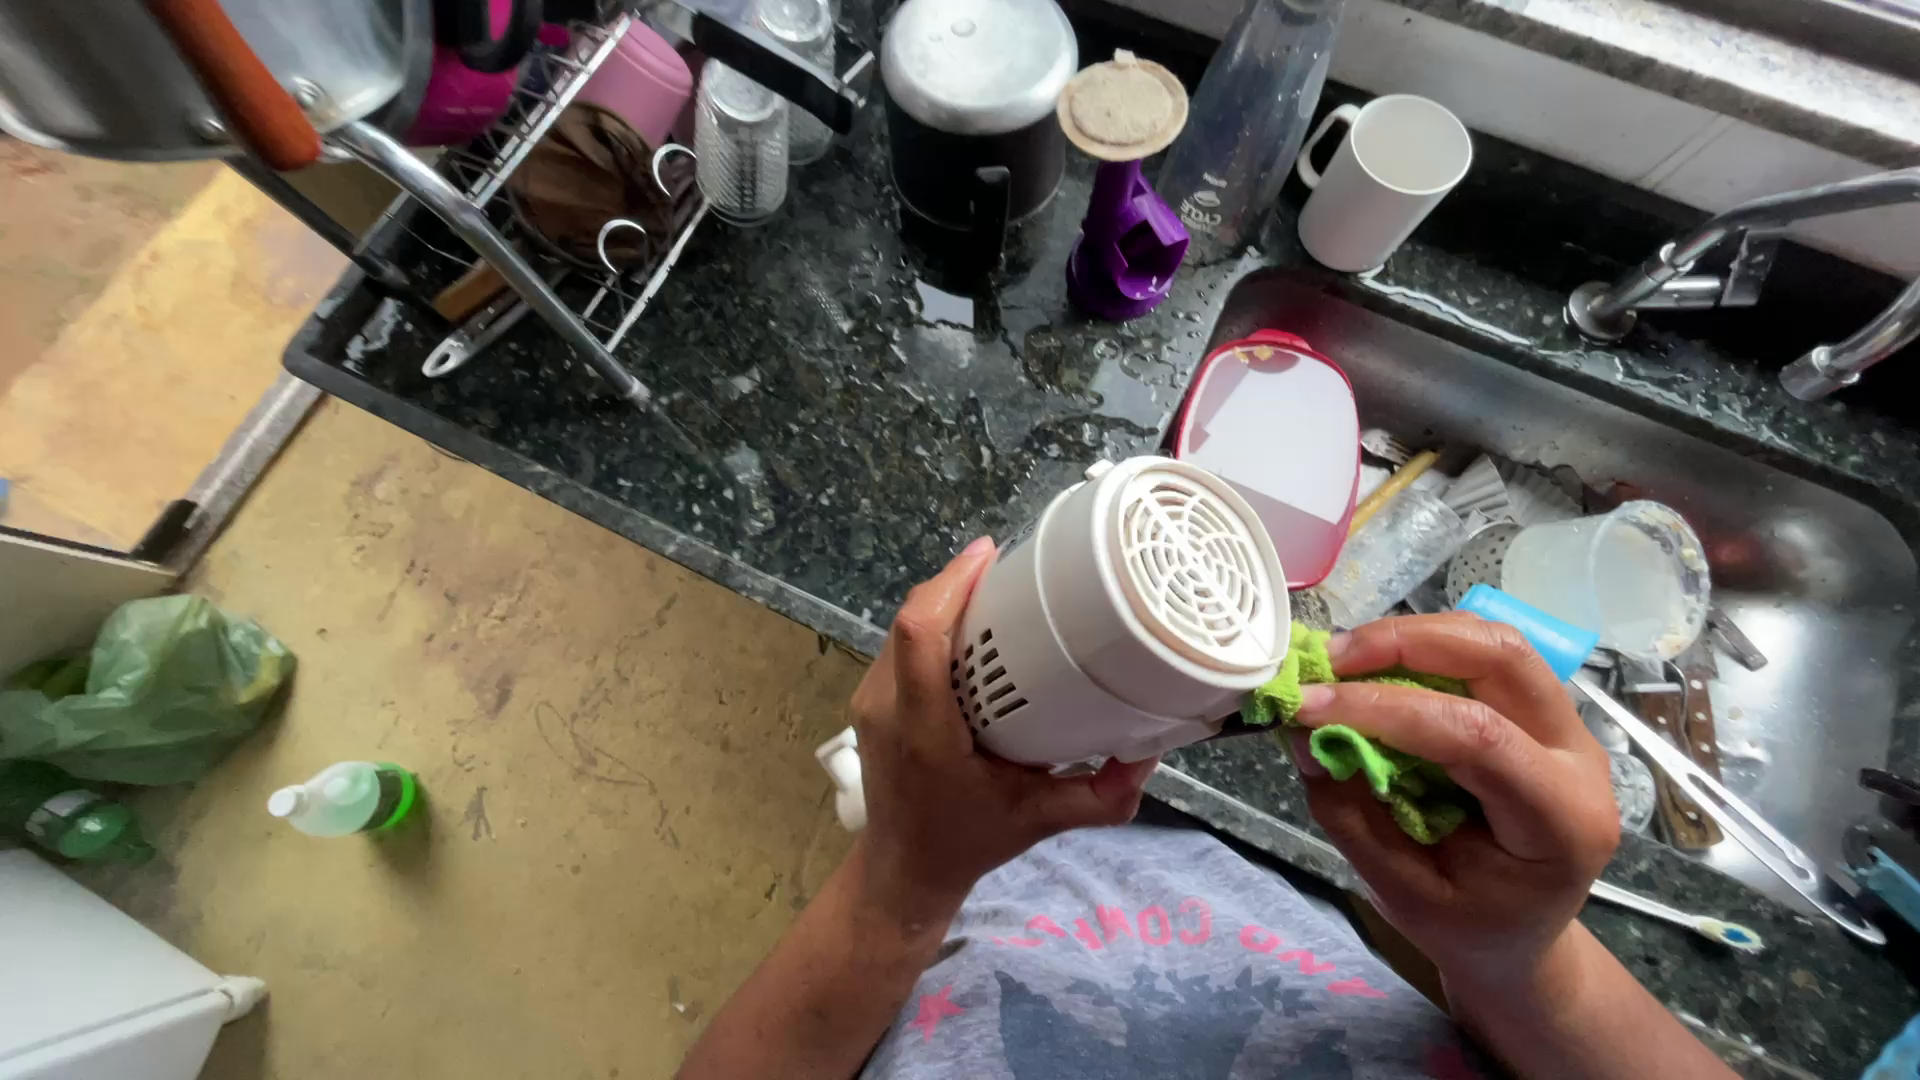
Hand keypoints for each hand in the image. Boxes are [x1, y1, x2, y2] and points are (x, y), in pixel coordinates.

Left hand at [849, 537, 1158, 926]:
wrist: (903, 869)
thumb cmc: (969, 841)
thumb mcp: (1040, 821)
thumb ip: (1100, 797)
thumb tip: (1150, 753)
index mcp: (925, 730)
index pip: (919, 634)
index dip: (951, 584)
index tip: (991, 554)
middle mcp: (887, 705)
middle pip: (912, 617)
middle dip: (956, 582)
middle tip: (1009, 569)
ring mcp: (870, 699)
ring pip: (904, 626)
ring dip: (944, 599)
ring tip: (994, 588)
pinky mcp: (869, 699)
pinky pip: (899, 643)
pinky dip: (933, 622)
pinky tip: (970, 624)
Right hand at [1289, 613, 1618, 983]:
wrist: (1518, 929)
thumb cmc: (1465, 921)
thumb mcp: (1398, 890)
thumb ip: (1349, 811)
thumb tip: (1305, 733)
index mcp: (1559, 819)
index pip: (1476, 735)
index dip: (1381, 709)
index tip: (1306, 707)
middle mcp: (1576, 756)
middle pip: (1499, 657)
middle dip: (1401, 644)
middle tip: (1326, 661)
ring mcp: (1561, 723)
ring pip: (1488, 639)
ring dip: (1405, 635)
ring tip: (1339, 660)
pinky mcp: (1530, 707)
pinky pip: (1474, 650)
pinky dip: (1412, 644)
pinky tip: (1367, 666)